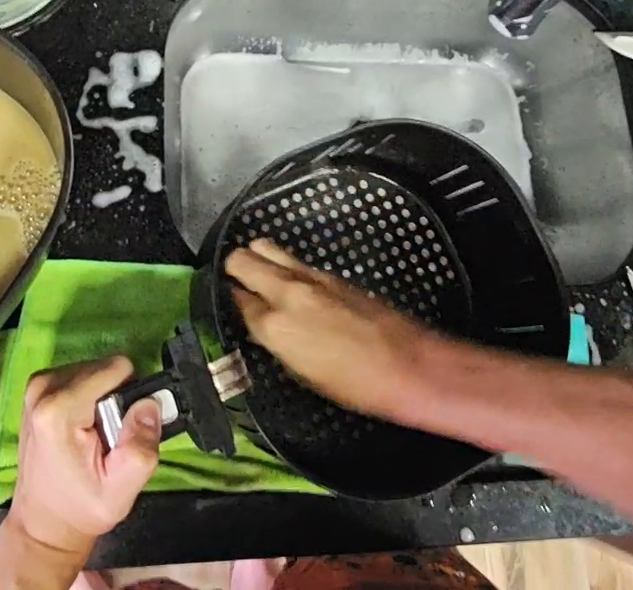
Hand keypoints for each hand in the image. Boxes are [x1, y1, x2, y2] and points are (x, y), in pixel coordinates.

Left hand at [8, 356, 162, 556]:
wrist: (43, 523)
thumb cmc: (81, 508)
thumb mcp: (121, 490)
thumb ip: (140, 446)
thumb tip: (149, 403)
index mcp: (59, 408)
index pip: (117, 368)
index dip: (129, 396)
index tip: (120, 429)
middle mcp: (44, 387)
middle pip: (104, 368)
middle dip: (115, 398)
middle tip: (108, 437)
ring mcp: (38, 385)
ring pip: (94, 370)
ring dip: (102, 398)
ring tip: (96, 435)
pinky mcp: (38, 387)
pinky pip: (81, 376)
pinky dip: (88, 397)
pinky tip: (83, 428)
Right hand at [225, 238, 439, 417]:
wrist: (408, 364)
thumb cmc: (355, 385)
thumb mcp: (302, 373)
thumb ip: (274, 341)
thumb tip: (260, 326)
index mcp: (275, 325)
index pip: (235, 299)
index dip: (226, 299)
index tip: (223, 301)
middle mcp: (287, 291)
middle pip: (242, 259)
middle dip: (233, 267)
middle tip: (233, 281)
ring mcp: (310, 277)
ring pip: (267, 248)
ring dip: (256, 257)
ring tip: (256, 274)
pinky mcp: (331, 274)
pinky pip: (293, 260)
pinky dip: (283, 265)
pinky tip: (288, 282)